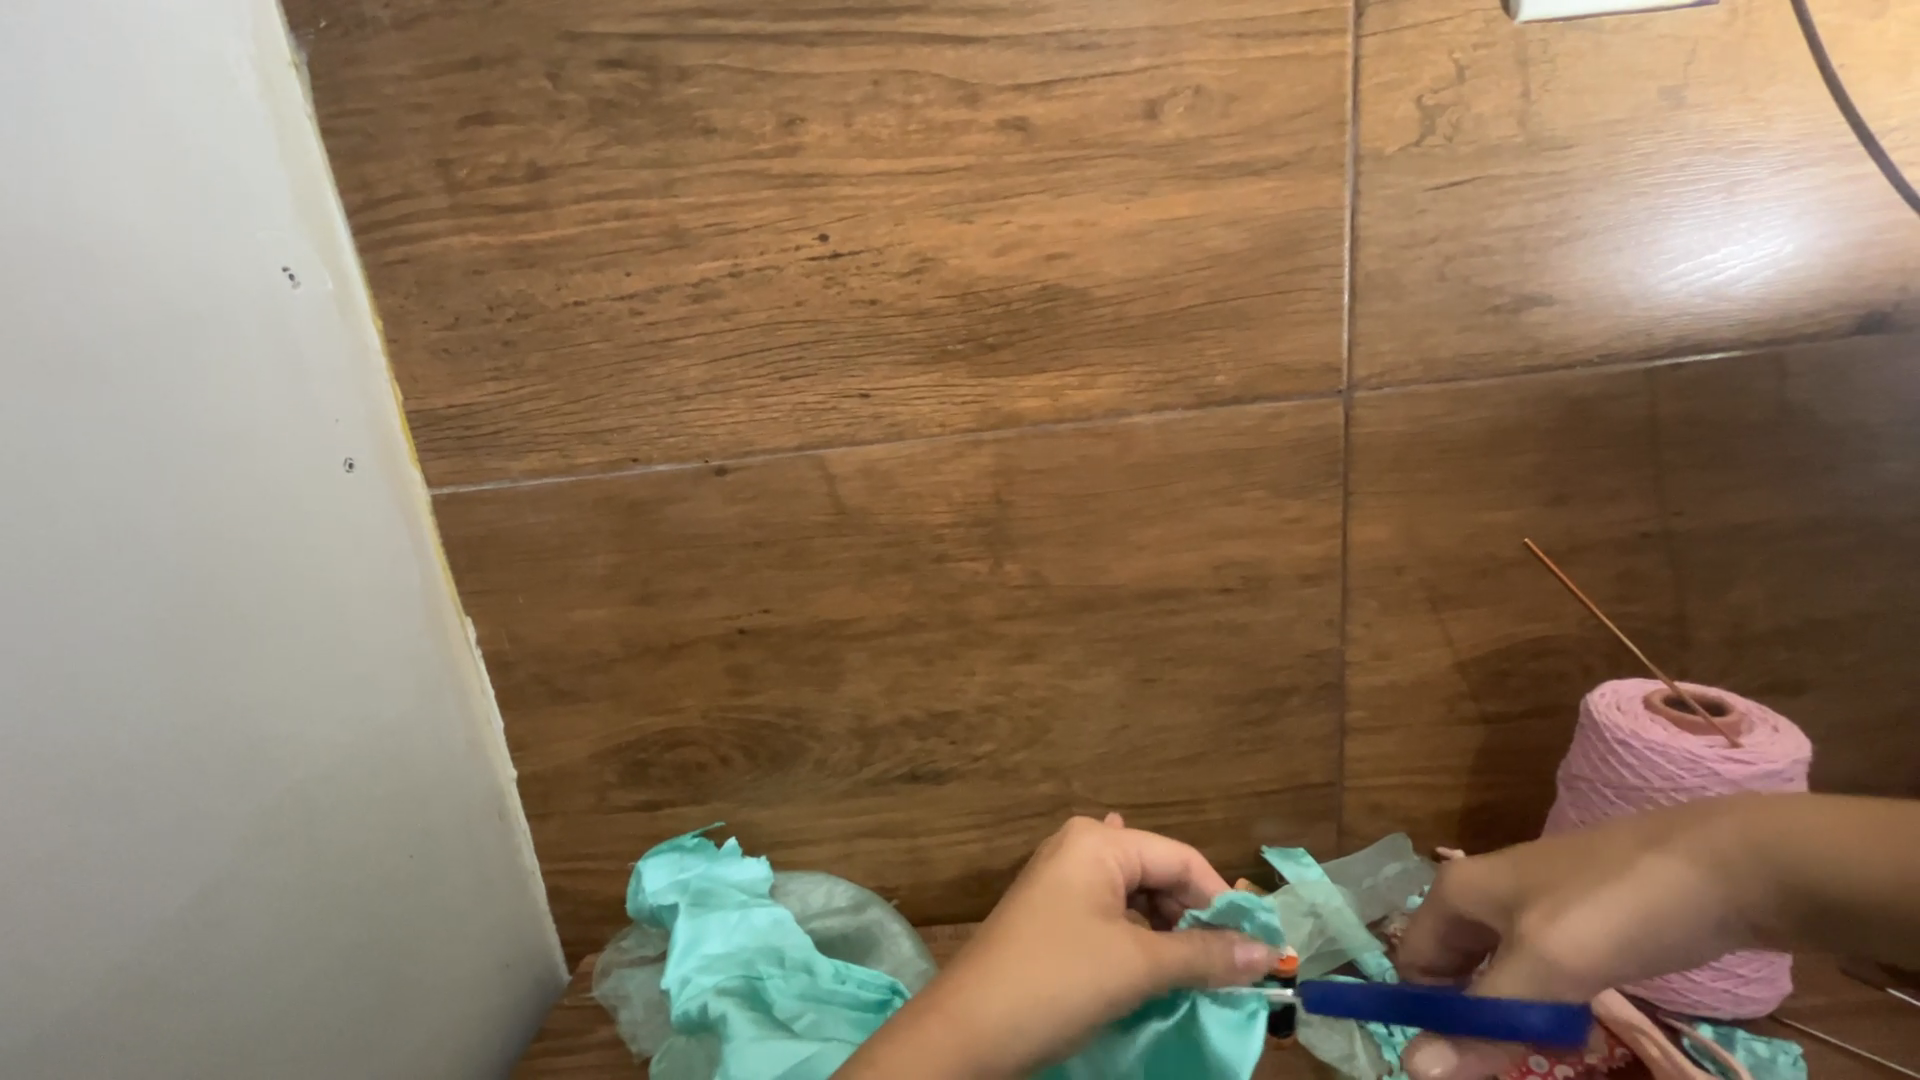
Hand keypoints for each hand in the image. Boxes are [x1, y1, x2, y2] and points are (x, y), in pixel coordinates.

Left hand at [837, 814, 1280, 1078]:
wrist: (970, 1027)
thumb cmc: (1058, 980)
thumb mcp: (1138, 966)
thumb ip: (1205, 955)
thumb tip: (1266, 952)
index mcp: (1099, 841)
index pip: (1182, 859)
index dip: (1223, 902)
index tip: (1257, 951)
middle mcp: (1079, 847)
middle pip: (1159, 873)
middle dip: (1194, 918)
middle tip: (1225, 970)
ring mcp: (1061, 879)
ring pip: (1136, 896)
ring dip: (1168, 931)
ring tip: (1191, 972)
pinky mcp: (1052, 913)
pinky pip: (1111, 914)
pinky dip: (1139, 937)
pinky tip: (1150, 955)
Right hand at [1396, 799, 1763, 1079]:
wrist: (1723, 868)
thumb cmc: (1613, 910)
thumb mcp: (1545, 968)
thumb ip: (1483, 1018)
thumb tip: (1411, 1069)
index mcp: (1453, 893)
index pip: (1412, 966)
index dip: (1432, 1016)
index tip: (1475, 1063)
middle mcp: (1478, 896)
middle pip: (1453, 970)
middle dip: (1476, 1020)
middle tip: (1518, 1060)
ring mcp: (1527, 906)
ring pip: (1497, 974)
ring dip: (1515, 1016)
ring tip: (1556, 1047)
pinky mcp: (1571, 921)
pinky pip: (1536, 970)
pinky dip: (1548, 1003)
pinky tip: (1578, 1024)